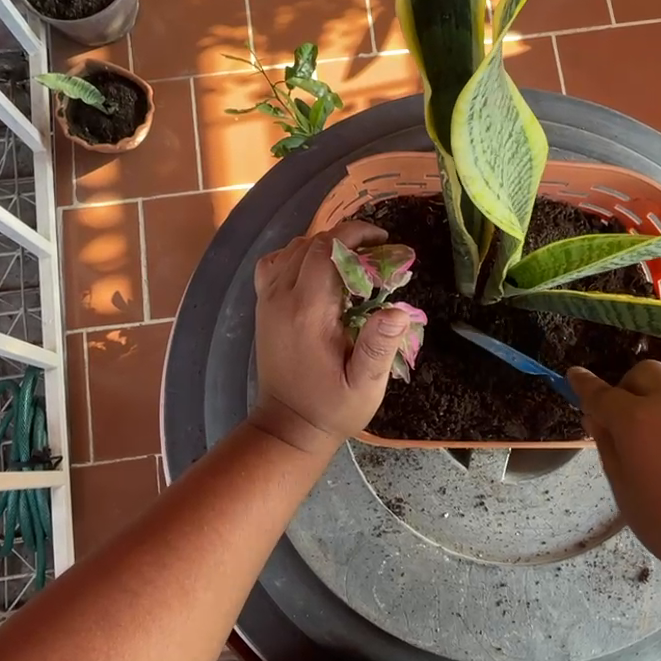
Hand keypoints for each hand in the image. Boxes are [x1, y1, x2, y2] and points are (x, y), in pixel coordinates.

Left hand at [248, 221, 411, 455]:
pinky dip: (298, 256)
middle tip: (375, 251)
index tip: (382, 240)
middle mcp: (282, 298)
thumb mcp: (365, 386)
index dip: (355, 234)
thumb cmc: (331, 408)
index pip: (327, 250)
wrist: (287, 426)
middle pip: (310, 244)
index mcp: (308, 312)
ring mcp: (267, 300)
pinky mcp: (263, 307)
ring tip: (352, 260)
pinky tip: (318, 271)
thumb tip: (398, 311)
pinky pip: (275, 264)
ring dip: (323, 245)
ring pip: (292, 249)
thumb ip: (379, 347)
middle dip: (345, 237)